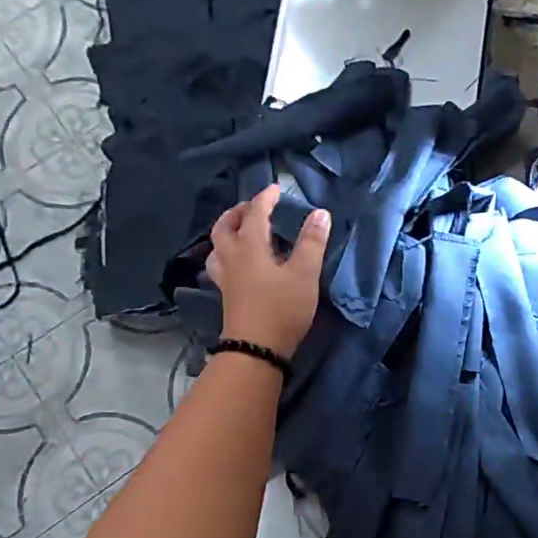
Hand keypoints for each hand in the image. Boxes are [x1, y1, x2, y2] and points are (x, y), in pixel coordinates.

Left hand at [205, 185, 329, 357]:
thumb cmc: (282, 308)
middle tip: (253, 208)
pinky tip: (237, 263)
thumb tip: (320, 213)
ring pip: (217, 246)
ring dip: (227, 232)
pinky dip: (226, 254)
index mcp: (250, 246)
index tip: (276, 189)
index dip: (266, 198)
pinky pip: (220, 264)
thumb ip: (312, 242)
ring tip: (240, 231)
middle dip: (239, 212)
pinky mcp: (227, 294)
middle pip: (225, 226)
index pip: (255, 213)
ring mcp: (225, 277)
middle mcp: (232, 257)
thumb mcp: (305, 274)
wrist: (256, 348)